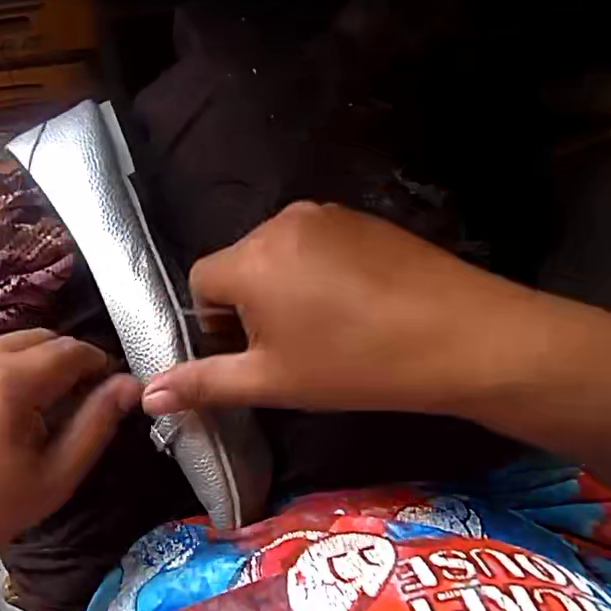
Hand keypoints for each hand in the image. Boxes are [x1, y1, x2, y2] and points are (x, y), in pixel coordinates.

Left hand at [0, 330, 139, 571]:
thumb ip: (97, 423)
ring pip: (9, 343)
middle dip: (66, 361)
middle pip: (40, 337)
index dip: (99, 364)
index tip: (109, 388)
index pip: (71, 350)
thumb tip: (129, 386)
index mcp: (7, 381)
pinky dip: (2, 370)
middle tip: (76, 402)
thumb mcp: (56, 474)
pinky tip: (2, 411)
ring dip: (34, 364)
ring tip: (38, 410)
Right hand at [142, 202, 546, 416]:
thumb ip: (204, 383)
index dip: (214, 323)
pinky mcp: (363, 218)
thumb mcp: (271, 381)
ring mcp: (327, 214)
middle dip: (248, 307)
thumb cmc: (354, 365)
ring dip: (282, 291)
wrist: (463, 337)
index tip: (251, 353)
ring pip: (277, 256)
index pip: (200, 282)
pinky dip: (317, 275)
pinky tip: (353, 309)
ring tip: (324, 332)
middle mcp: (281, 221)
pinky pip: (316, 246)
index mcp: (250, 258)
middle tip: (289, 350)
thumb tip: (147, 396)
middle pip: (238, 266)